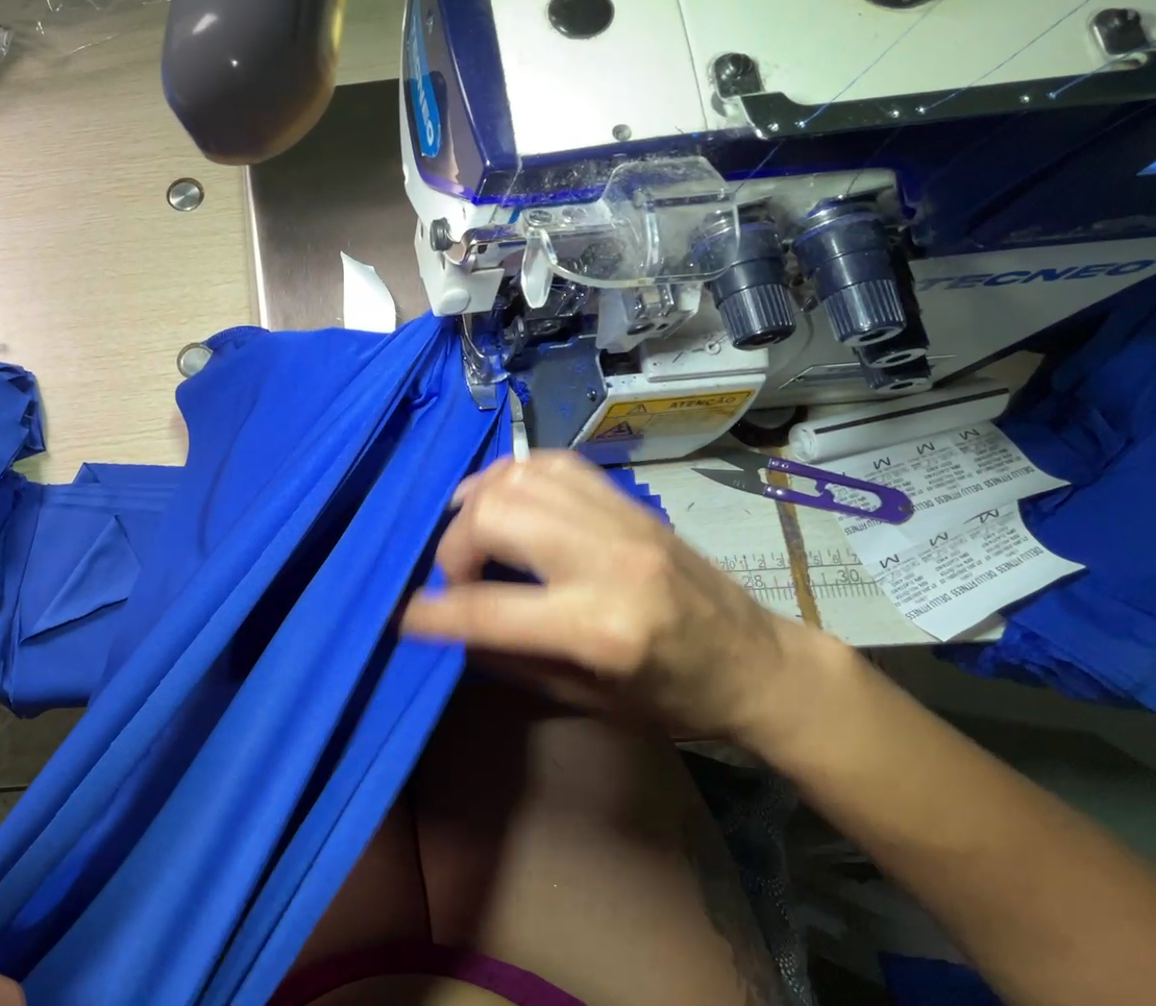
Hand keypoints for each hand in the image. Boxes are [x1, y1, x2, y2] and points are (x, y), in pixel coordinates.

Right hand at [401, 451, 824, 741]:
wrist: (759, 664)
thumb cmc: (673, 698)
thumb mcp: (583, 698)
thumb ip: (507, 656)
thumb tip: (447, 624)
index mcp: (601, 628)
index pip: (487, 609)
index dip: (431, 612)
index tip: (401, 616)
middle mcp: (609, 562)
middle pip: (496, 515)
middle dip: (454, 545)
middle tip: (455, 575)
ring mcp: (623, 522)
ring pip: (518, 478)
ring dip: (477, 504)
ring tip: (470, 534)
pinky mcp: (630, 502)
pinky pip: (552, 463)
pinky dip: (511, 475)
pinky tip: (500, 499)